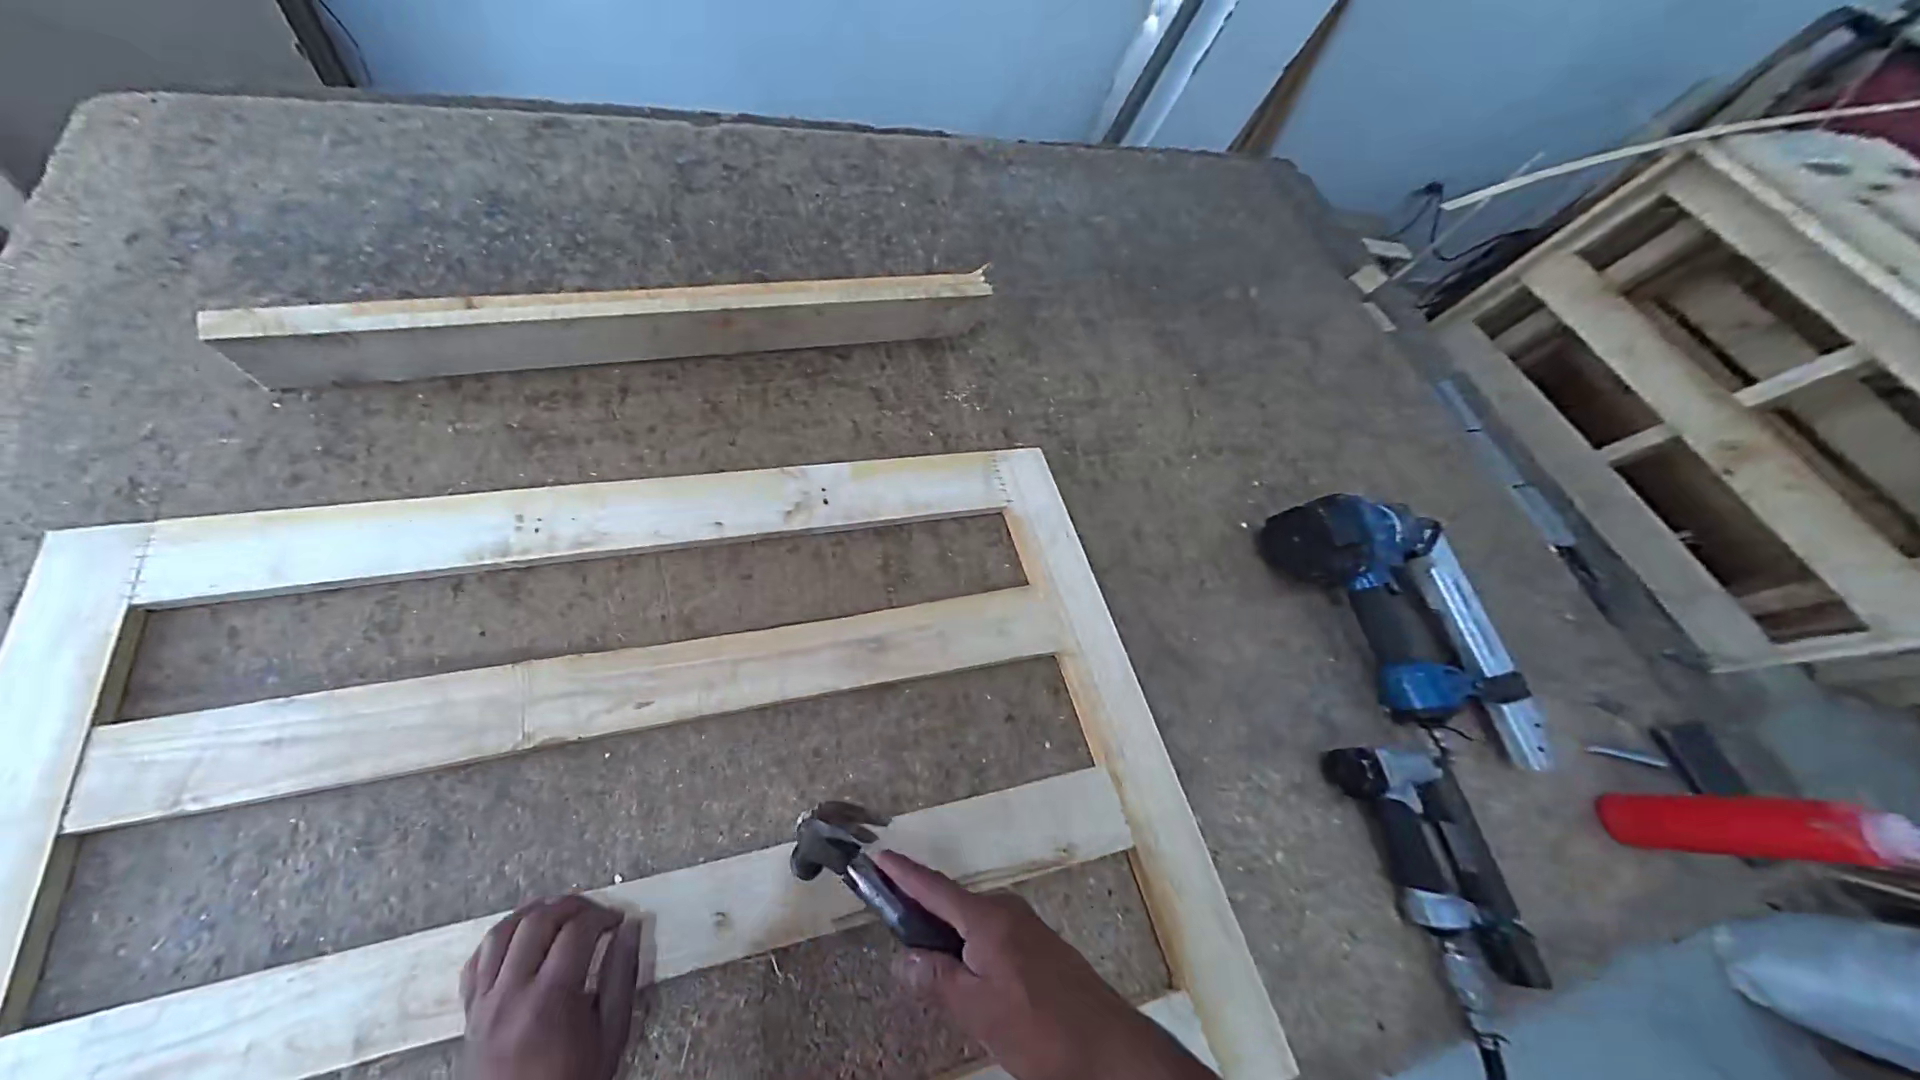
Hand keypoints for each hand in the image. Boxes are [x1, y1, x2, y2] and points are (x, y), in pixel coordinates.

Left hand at [459, 895, 648, 1079]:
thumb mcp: (611, 1034)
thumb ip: (622, 975)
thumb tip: (631, 929)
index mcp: (549, 1000)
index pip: (577, 930)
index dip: (604, 915)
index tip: (618, 921)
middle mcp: (510, 995)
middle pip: (538, 921)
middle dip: (572, 905)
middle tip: (595, 912)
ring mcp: (483, 1004)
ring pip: (501, 933)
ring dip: (533, 913)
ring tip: (559, 914)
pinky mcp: (469, 1014)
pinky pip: (476, 962)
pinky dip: (500, 940)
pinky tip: (522, 939)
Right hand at [876, 851, 1215, 1079]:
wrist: (1109, 1046)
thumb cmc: (1038, 1026)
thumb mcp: (977, 1010)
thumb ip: (937, 979)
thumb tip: (904, 959)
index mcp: (987, 918)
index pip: (935, 889)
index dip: (904, 873)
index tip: (880, 856)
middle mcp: (1007, 910)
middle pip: (953, 903)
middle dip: (923, 909)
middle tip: (894, 921)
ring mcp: (1027, 926)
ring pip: (973, 922)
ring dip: (948, 932)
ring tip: (926, 958)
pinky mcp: (1040, 946)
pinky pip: (992, 935)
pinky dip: (970, 944)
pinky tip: (967, 971)